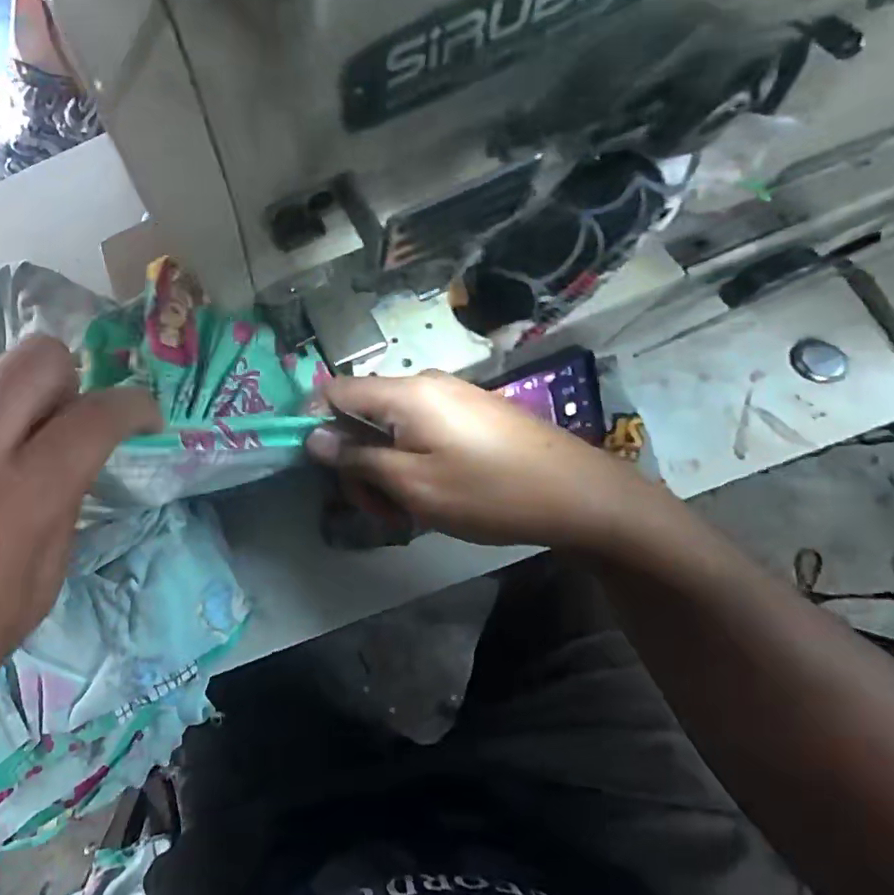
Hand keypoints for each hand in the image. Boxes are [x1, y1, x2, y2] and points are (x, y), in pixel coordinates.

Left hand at [0, 337, 159, 802]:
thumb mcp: (31, 601)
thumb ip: (60, 518)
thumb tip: (69, 470)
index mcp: (14, 499)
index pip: (94, 416)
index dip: (134, 406)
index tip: (143, 419)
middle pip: (37, 358)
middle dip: (70, 380)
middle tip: (65, 430)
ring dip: (6, 426)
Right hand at [306, 370, 660, 550]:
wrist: (578, 493)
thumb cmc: (487, 491)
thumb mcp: (412, 484)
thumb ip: (358, 458)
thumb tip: (314, 438)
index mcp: (405, 393)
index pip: (336, 390)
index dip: (318, 425)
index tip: (327, 471)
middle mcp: (425, 383)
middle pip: (364, 412)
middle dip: (359, 460)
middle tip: (379, 510)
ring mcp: (453, 396)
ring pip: (394, 426)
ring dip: (387, 467)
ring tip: (408, 511)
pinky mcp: (473, 412)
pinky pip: (423, 429)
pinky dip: (414, 460)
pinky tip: (434, 493)